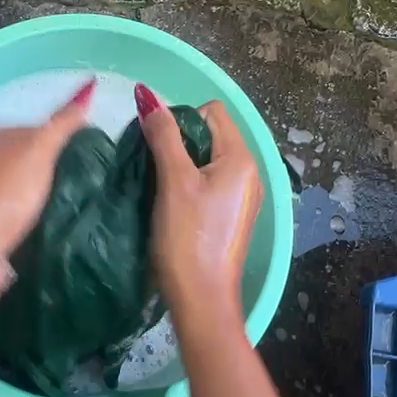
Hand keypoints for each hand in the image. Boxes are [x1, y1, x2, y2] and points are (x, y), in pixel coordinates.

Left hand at [0, 79, 93, 303]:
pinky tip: (73, 222)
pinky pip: (37, 214)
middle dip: (72, 168)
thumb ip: (64, 123)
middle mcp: (0, 162)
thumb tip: (90, 84)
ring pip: (42, 188)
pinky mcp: (4, 225)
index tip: (108, 152)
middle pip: (45, 159)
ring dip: (64, 195)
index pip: (50, 128)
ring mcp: (1, 195)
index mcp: (6, 137)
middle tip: (108, 179)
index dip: (77, 137)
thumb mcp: (39, 150)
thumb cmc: (7, 193)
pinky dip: (52, 216)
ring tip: (98, 202)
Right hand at [136, 84, 262, 329]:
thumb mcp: (174, 181)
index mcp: (242, 159)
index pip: (211, 112)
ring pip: (205, 159)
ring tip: (160, 187)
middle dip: (178, 141)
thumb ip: (163, 135)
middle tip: (155, 167)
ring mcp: (241, 196)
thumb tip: (146, 94)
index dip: (180, 119)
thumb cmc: (188, 238)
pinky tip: (171, 205)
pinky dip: (187, 184)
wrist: (201, 301)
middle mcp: (249, 173)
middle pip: (209, 134)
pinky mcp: (229, 215)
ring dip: (179, 164)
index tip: (159, 146)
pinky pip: (207, 182)